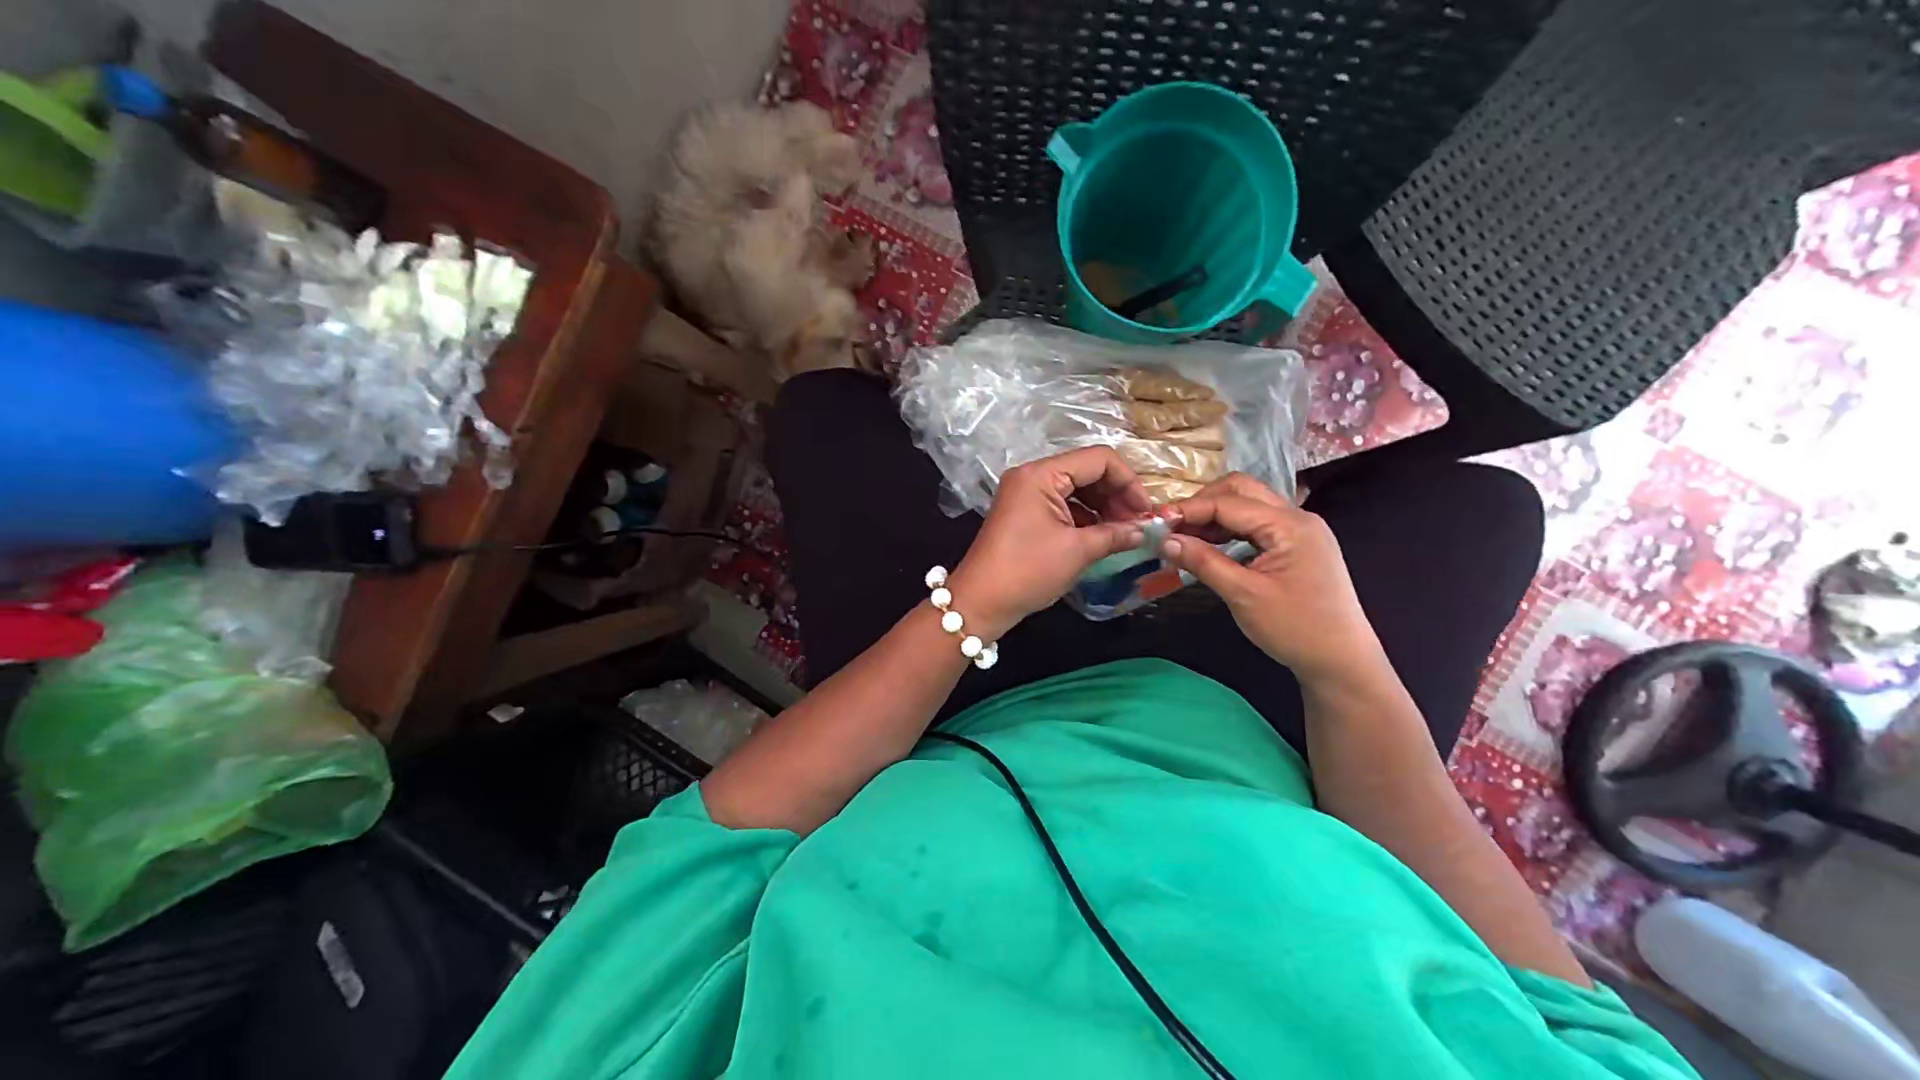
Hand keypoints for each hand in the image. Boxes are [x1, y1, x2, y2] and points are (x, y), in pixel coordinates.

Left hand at [949, 447, 1155, 637]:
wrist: (980, 602)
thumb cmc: (1028, 571)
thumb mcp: (1077, 551)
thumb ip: (1115, 534)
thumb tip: (1145, 531)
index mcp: (1042, 474)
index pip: (1099, 459)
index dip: (1129, 482)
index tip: (1147, 511)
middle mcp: (1032, 475)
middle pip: (1088, 471)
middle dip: (1117, 495)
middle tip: (1140, 524)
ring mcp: (1026, 493)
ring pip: (1077, 488)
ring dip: (1104, 507)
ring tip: (1126, 532)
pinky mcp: (1025, 512)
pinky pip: (1064, 504)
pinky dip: (1086, 517)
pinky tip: (1104, 536)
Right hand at [1159, 474, 1387, 687]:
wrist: (1341, 662)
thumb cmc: (1295, 628)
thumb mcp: (1243, 595)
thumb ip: (1203, 562)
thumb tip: (1165, 540)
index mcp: (1289, 525)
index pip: (1228, 503)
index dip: (1189, 509)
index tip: (1156, 522)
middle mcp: (1298, 518)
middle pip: (1241, 491)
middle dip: (1203, 503)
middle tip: (1172, 526)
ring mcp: (1301, 531)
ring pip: (1249, 505)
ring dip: (1215, 515)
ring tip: (1185, 537)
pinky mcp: (1298, 546)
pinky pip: (1258, 524)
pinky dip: (1231, 529)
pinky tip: (1210, 546)